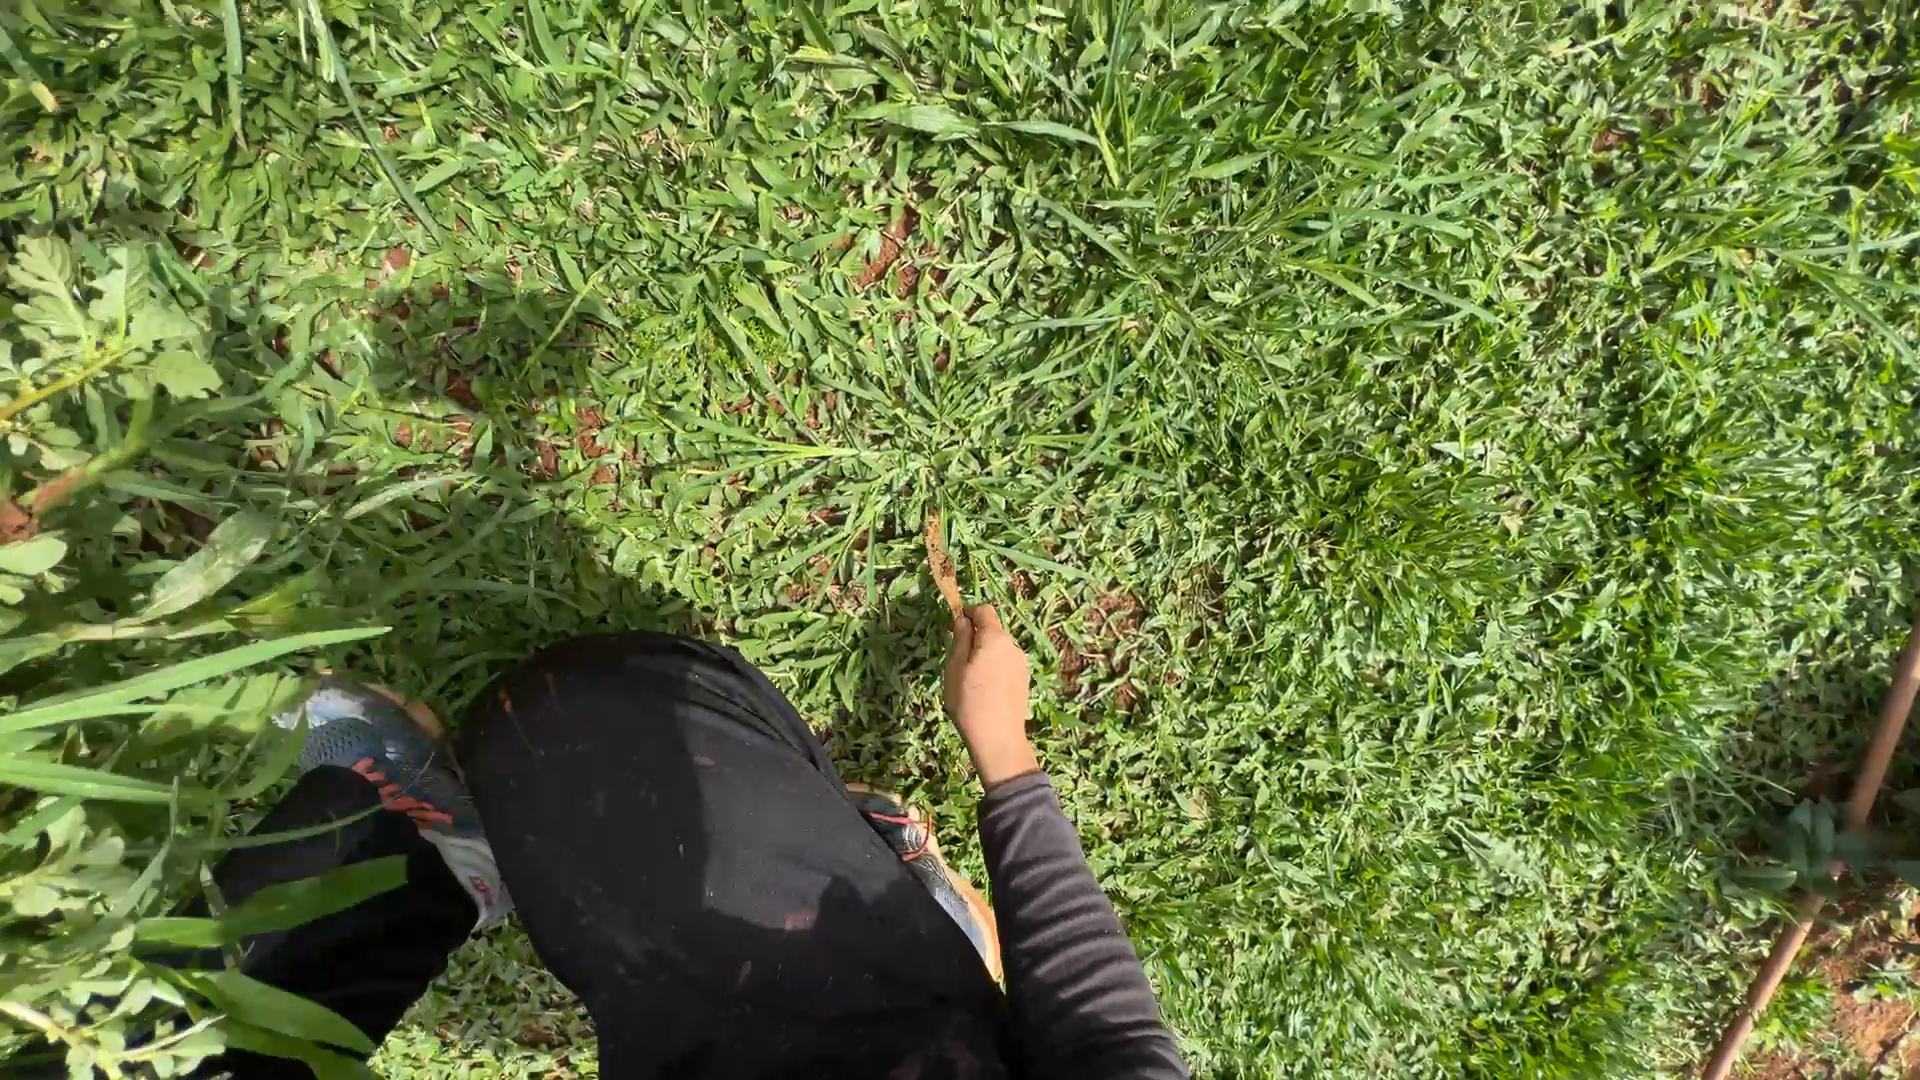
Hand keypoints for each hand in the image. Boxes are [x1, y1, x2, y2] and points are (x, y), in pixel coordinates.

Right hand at [944, 604, 1039, 787]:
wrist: (998, 740)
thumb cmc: (969, 702)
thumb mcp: (955, 668)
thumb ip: (960, 639)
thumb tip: (962, 619)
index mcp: (995, 638)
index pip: (984, 610)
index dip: (968, 613)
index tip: (953, 627)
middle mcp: (1013, 646)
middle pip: (993, 629)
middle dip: (975, 635)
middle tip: (957, 658)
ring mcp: (1021, 663)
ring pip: (999, 647)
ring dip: (984, 652)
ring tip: (969, 678)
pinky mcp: (1024, 679)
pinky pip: (1005, 662)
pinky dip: (993, 666)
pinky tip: (984, 689)